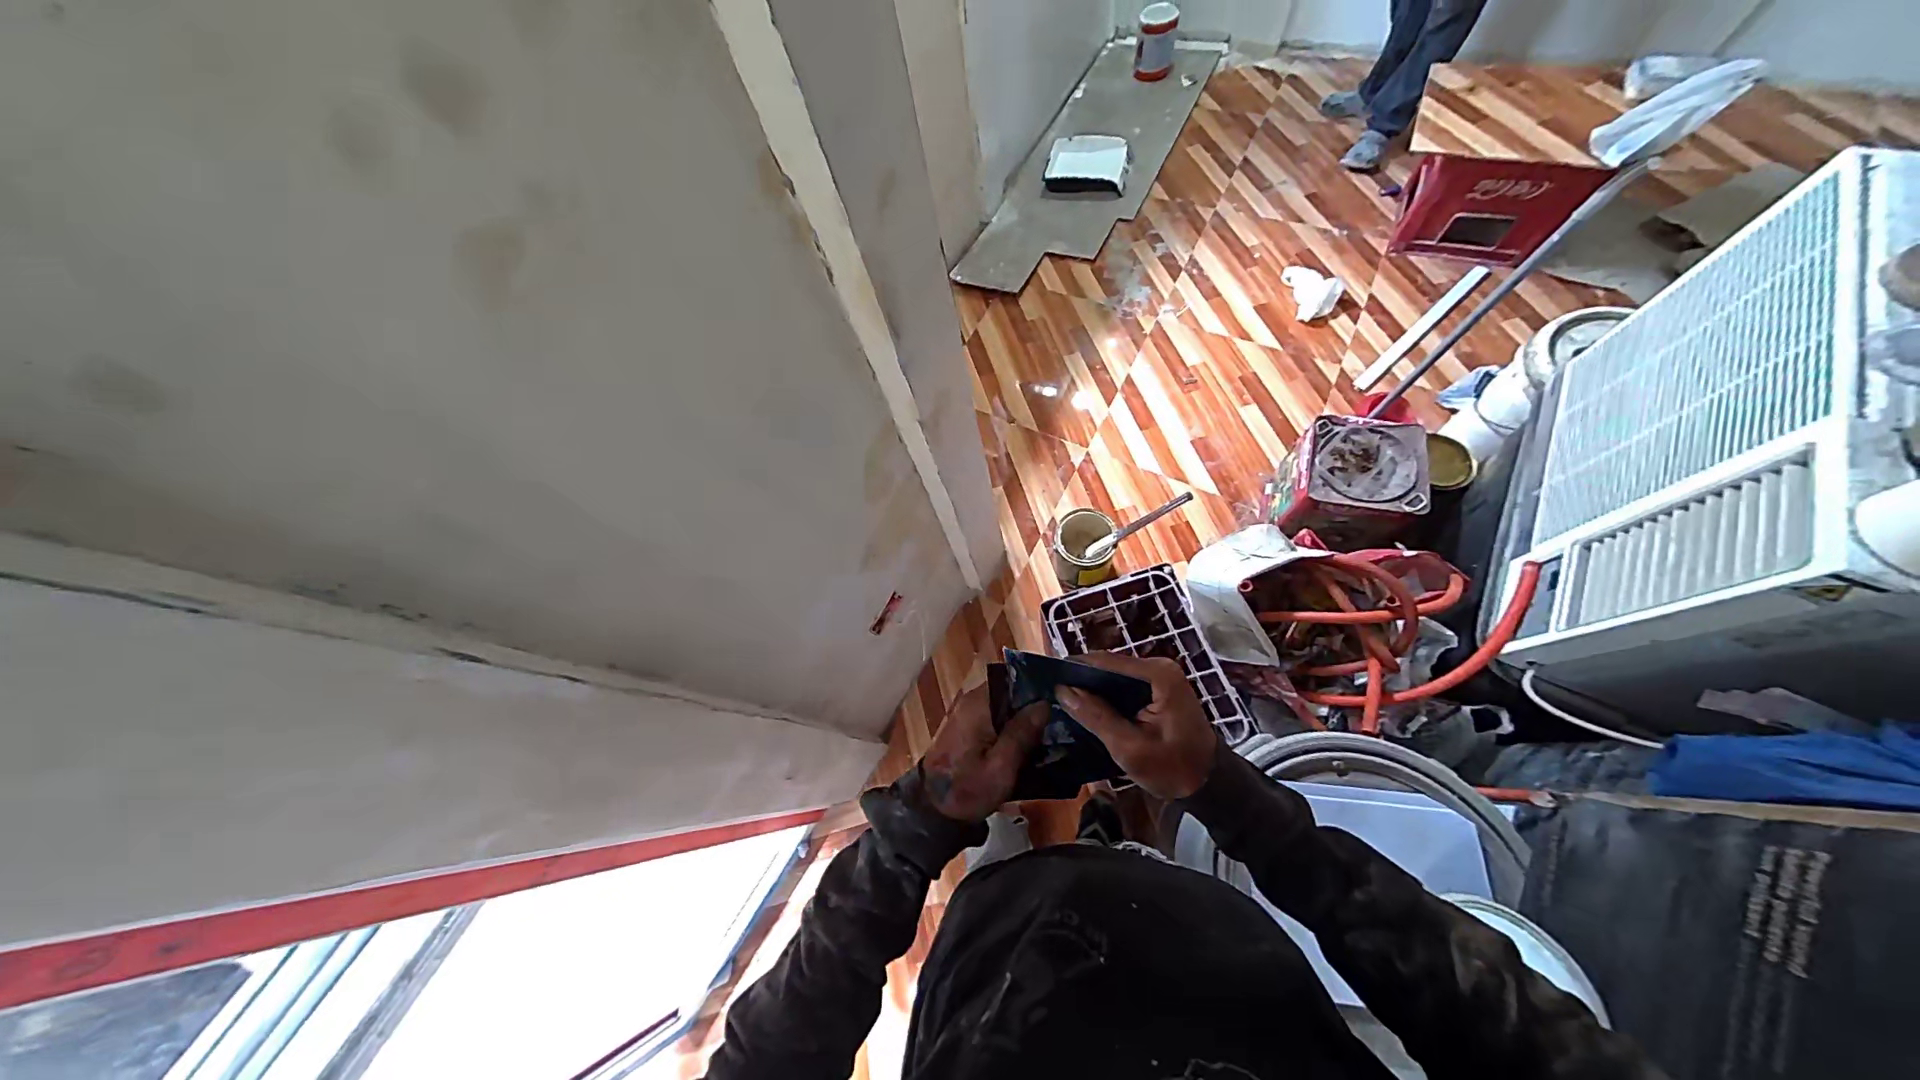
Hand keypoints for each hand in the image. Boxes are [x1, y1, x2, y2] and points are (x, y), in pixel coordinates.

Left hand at [917, 682, 1049, 821]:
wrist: (934, 810)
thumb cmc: (968, 790)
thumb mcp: (1001, 767)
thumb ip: (1021, 733)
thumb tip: (1044, 703)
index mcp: (979, 704)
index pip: (1015, 681)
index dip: (1038, 690)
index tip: (1061, 703)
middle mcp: (972, 701)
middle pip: (1012, 694)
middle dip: (1034, 708)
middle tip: (1062, 724)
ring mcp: (969, 713)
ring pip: (1006, 708)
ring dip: (1025, 721)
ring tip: (1053, 735)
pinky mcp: (969, 727)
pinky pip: (997, 719)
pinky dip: (1012, 730)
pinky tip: (1031, 745)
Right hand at [1053, 653, 1219, 798]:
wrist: (1210, 784)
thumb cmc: (1174, 768)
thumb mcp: (1129, 748)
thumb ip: (1096, 716)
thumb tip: (1062, 690)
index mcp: (1157, 675)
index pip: (1105, 662)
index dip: (1074, 669)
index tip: (1046, 680)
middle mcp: (1159, 667)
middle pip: (1108, 666)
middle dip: (1081, 680)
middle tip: (1051, 696)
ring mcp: (1160, 677)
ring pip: (1114, 676)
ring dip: (1092, 689)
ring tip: (1062, 702)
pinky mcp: (1158, 689)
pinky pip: (1123, 686)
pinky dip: (1106, 696)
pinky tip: (1087, 709)